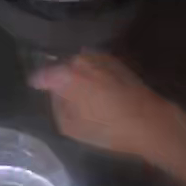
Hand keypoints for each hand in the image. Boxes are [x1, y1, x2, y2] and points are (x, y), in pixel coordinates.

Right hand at [28, 52, 185, 161]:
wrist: (150, 121)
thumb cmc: (108, 128)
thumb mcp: (71, 127)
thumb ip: (56, 107)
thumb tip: (55, 95)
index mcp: (65, 75)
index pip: (40, 75)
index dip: (36, 83)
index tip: (35, 89)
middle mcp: (79, 59)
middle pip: (60, 66)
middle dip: (57, 77)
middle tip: (57, 93)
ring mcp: (98, 56)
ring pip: (77, 63)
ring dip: (75, 74)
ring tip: (77, 91)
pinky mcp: (115, 60)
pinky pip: (93, 64)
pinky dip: (90, 73)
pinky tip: (95, 88)